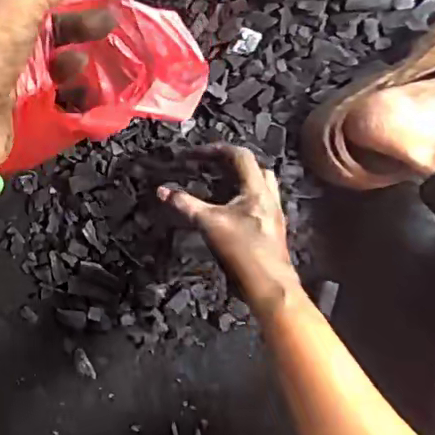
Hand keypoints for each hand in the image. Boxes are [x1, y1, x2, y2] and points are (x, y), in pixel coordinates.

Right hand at [158, 145, 302, 317]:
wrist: (270, 284)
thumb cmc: (242, 250)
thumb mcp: (208, 223)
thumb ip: (185, 204)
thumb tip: (162, 190)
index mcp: (257, 191)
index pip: (240, 156)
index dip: (216, 150)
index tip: (195, 154)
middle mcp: (269, 197)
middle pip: (254, 167)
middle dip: (229, 162)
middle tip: (207, 165)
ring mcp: (272, 212)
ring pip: (259, 184)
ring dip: (238, 178)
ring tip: (215, 182)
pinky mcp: (270, 226)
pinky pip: (257, 200)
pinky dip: (240, 195)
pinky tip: (225, 206)